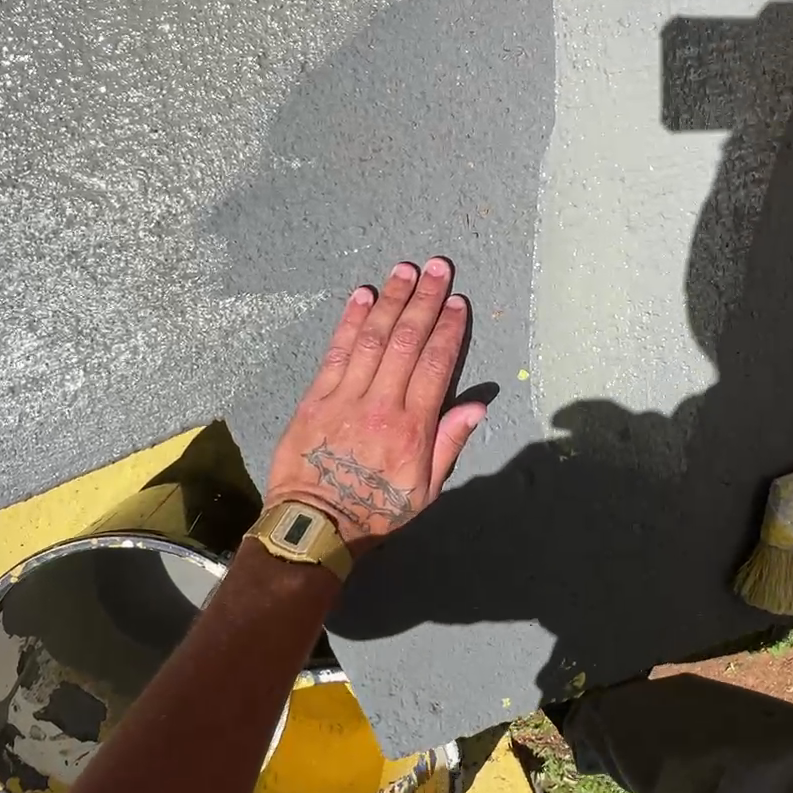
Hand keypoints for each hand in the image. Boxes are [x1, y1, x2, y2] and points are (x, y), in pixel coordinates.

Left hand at [264, 257, 487, 553]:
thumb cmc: (377, 509)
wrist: (313, 524)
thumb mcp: (427, 490)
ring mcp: (345, 396)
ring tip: (405, 270)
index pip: (436, 365)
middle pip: (407, 341)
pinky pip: (337, 350)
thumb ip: (450, 443)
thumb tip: (479, 405)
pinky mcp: (316, 396)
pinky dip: (350, 320)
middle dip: (424, 300)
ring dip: (391, 300)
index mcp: (412, 427)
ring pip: (373, 338)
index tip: (458, 302)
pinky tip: (363, 295)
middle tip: (437, 268)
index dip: (448, 329)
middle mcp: (381, 403)